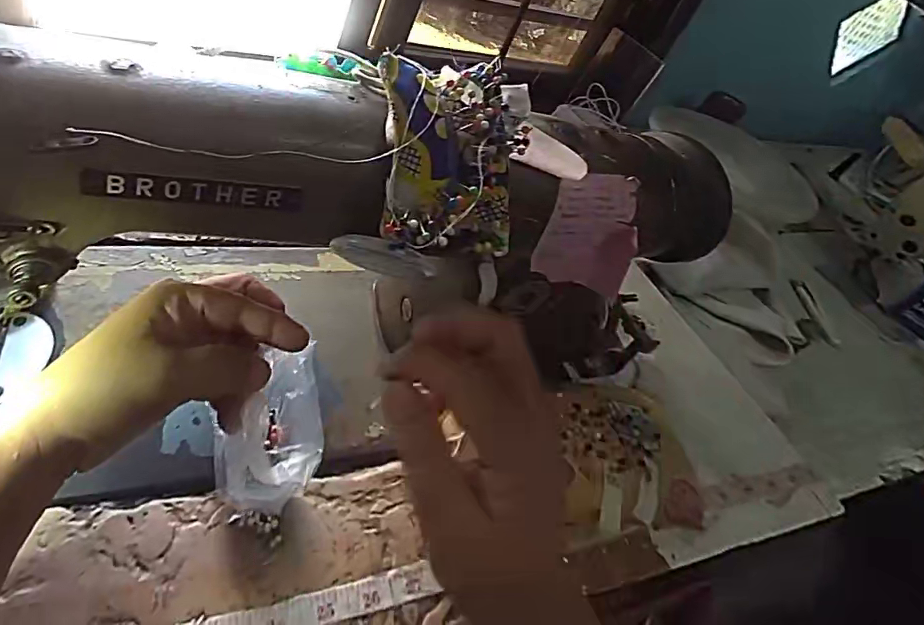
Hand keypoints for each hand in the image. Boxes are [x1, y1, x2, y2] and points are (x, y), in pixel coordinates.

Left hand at [22, 275, 309, 470]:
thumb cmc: (109, 388)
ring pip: (226, 349)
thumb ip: (224, 367)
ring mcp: (174, 344)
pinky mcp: (168, 372)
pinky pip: (211, 372)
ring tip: (242, 410)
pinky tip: (227, 417)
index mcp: (178, 299)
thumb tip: (264, 369)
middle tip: (273, 370)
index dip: (272, 321)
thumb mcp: (170, 374)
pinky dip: (224, 390)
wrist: (51, 430)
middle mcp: (180, 314)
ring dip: (241, 374)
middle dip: (258, 343)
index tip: (302, 344)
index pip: (237, 303)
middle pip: (235, 318)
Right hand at [382, 309, 594, 624]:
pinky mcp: (530, 419)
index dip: (422, 361)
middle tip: (410, 339)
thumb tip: (394, 387)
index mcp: (515, 443)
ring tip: (417, 357)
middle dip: (453, 325)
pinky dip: (467, 358)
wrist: (532, 600)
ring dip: (459, 337)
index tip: (385, 372)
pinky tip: (437, 387)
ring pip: (504, 344)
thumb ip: (422, 451)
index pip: (468, 375)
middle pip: (502, 337)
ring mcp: (538, 414)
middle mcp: (535, 416)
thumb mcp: (445, 522)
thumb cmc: (486, 569)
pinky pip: (501, 365)